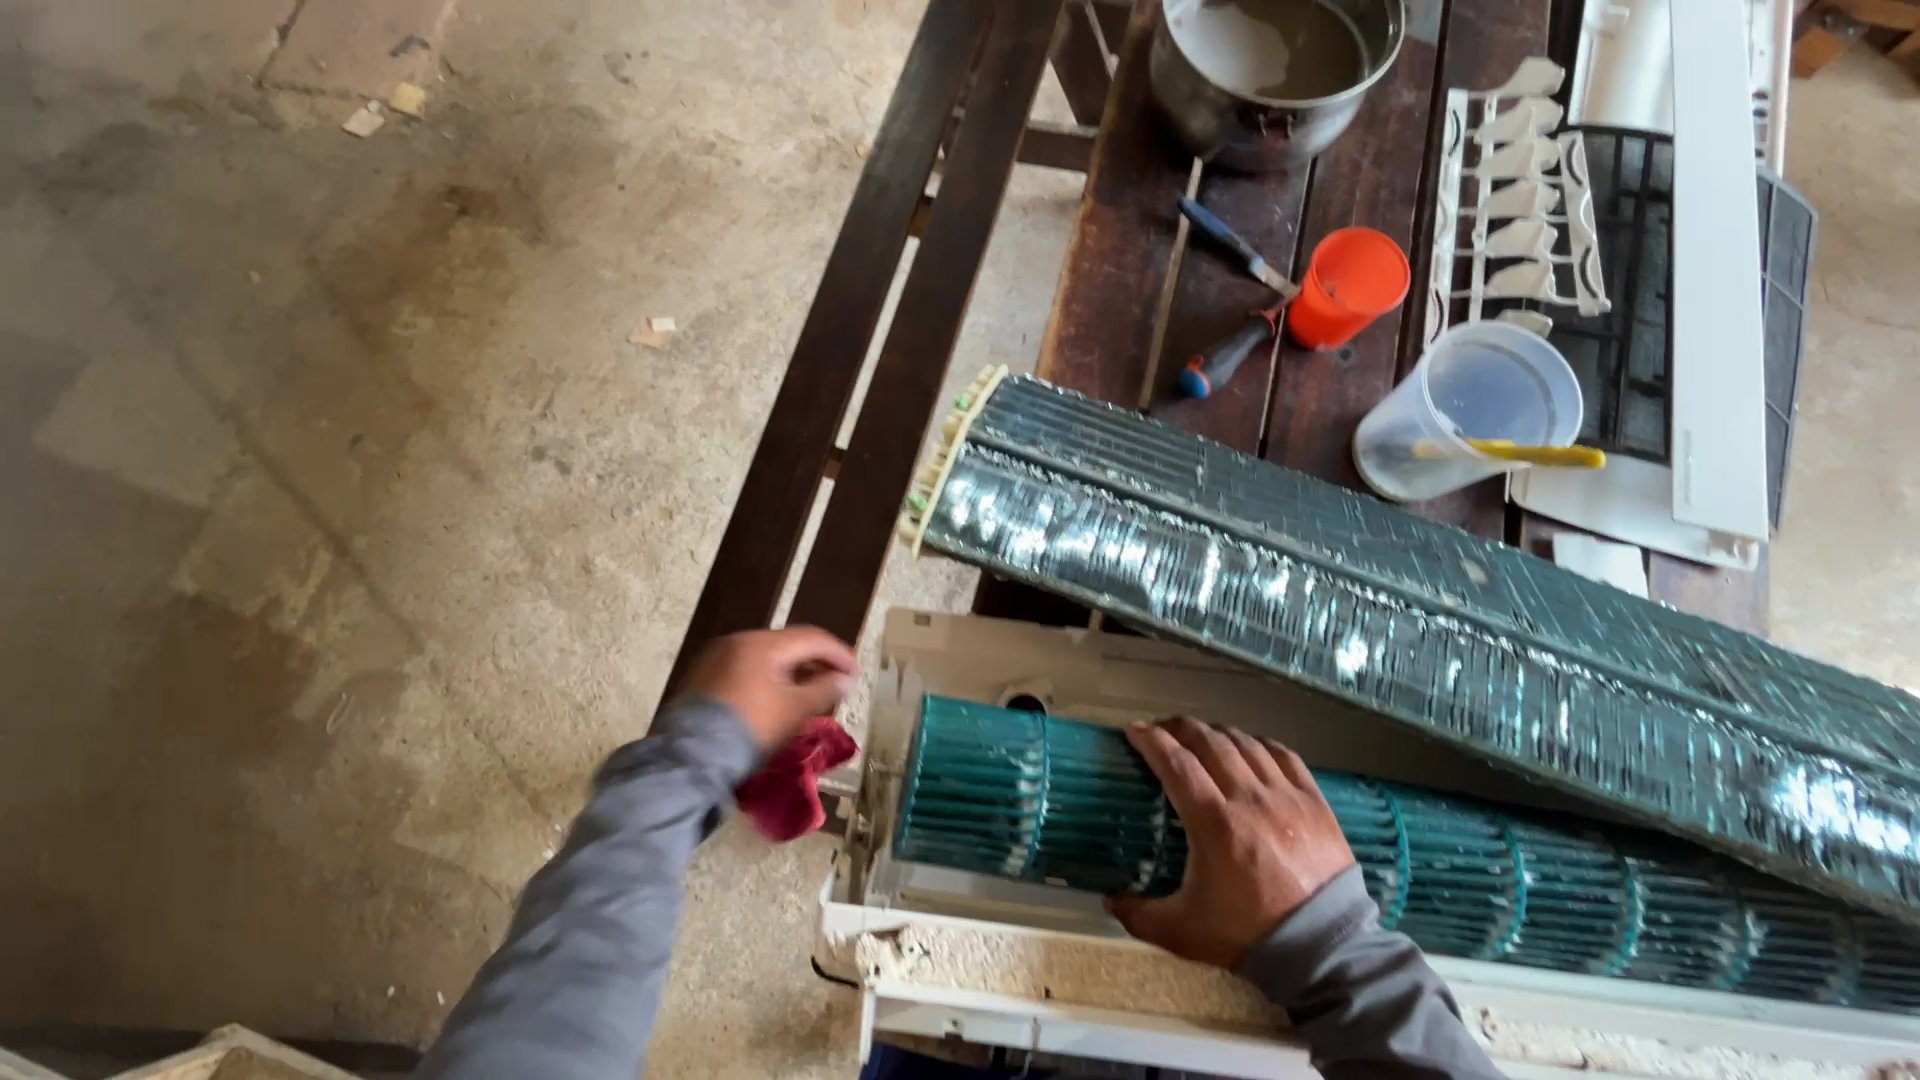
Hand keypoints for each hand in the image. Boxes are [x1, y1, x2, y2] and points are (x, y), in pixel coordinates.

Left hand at [680, 627, 857, 749]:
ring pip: (766, 656)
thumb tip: (846, 679)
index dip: (839, 654)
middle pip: (788, 644)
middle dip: (816, 661)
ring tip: (811, 691)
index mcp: (761, 644)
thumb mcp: (794, 710)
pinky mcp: (703, 676)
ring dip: (793, 670)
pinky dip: (769, 678)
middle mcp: (737, 641)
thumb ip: (824, 689)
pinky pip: (747, 668)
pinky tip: (779, 697)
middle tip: (837, 681)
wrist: (689, 759)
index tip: (856, 674)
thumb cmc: (750, 729)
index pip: (811, 638)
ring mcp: (716, 657)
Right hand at [1107, 717, 1355, 969]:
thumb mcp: (1182, 932)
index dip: (1151, 740)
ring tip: (1200, 736)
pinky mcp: (1314, 801)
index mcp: (1214, 823)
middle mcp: (1249, 798)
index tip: (1134, 731)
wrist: (1326, 950)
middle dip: (1179, 728)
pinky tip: (1247, 746)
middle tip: (1161, 730)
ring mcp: (1285, 796)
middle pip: (1208, 741)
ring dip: (1216, 732)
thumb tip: (1109, 900)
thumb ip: (1139, 916)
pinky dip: (1258, 742)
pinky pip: (1283, 754)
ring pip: (1244, 743)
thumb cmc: (1249, 935)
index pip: (1176, 763)